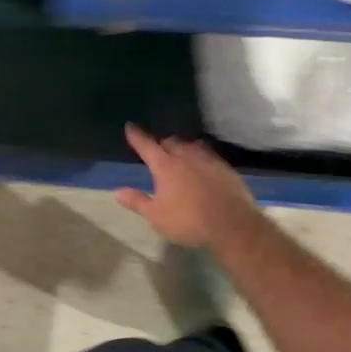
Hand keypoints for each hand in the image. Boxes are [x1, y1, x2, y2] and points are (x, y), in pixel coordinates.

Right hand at [120, 124, 265, 249]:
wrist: (232, 224)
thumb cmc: (189, 221)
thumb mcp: (157, 216)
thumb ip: (137, 201)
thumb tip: (118, 191)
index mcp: (165, 166)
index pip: (147, 145)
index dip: (136, 136)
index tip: (130, 126)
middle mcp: (185, 156)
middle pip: (170, 142)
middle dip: (161, 143)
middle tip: (157, 149)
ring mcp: (207, 160)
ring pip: (191, 146)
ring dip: (182, 147)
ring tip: (180, 153)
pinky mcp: (224, 168)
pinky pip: (208, 155)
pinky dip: (200, 156)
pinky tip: (202, 166)